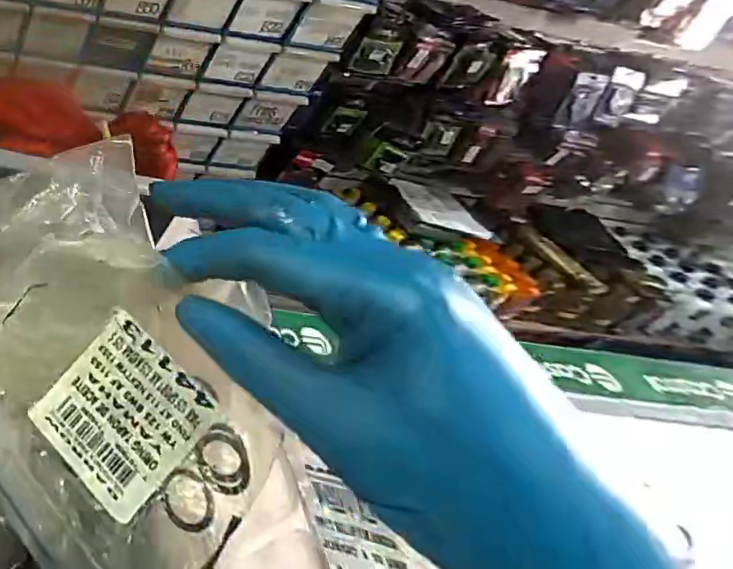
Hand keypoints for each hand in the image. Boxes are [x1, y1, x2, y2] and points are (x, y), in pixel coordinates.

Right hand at [152, 181, 677, 568]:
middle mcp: (404, 265)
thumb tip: (187, 312)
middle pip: (301, 215)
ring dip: (263, 216)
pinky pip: (347, 257)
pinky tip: (271, 258)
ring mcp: (418, 280)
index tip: (160, 267)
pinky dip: (296, 248)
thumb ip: (259, 361)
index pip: (280, 253)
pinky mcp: (422, 303)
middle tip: (165, 197)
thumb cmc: (457, 489)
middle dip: (228, 202)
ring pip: (325, 227)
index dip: (212, 255)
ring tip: (206, 214)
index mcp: (390, 289)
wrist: (572, 535)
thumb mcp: (343, 430)